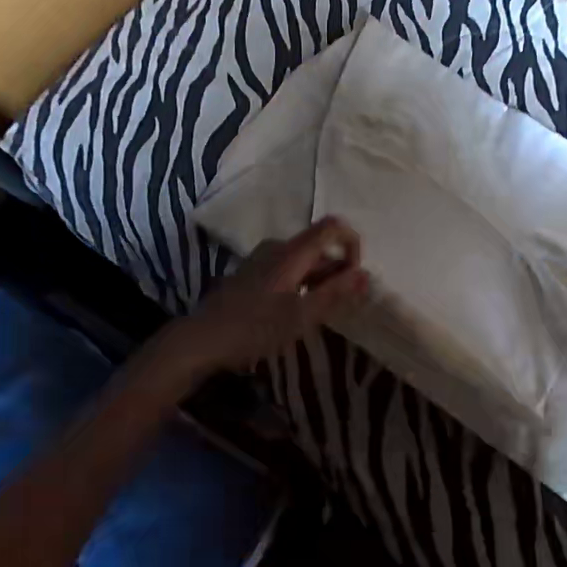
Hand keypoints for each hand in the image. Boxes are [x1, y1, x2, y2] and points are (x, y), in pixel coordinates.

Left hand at [137, 217, 368, 392]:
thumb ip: (335, 293)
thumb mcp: (301, 316)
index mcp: (292, 252)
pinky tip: (296, 310)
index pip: (333, 227)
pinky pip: (288, 267)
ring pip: (303, 258)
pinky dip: (302, 282)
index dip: (352, 244)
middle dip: (338, 269)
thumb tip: (366, 275)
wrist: (201, 340)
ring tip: (320, 312)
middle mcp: (278, 247)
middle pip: (319, 245)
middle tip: (342, 304)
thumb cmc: (254, 328)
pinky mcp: (253, 272)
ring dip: (320, 279)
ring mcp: (262, 258)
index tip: (356, 276)